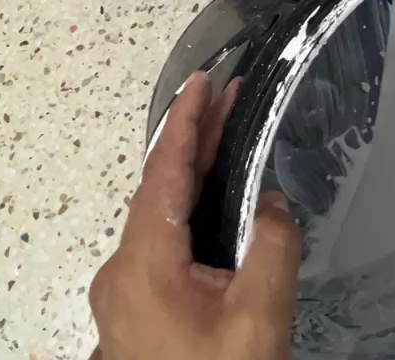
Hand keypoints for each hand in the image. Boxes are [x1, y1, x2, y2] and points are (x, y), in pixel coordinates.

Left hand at [89, 72, 303, 359]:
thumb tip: (273, 202)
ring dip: (192, 173)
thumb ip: (273, 242)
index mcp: (143, 264)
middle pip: (159, 188)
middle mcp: (122, 273)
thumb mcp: (260, 313)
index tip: (203, 80)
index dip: (185, 121)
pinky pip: (160, 241)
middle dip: (194, 138)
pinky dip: (187, 207)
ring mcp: (124, 296)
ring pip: (159, 215)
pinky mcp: (136, 314)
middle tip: (231, 96)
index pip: (164, 172)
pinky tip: (214, 203)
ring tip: (228, 134)